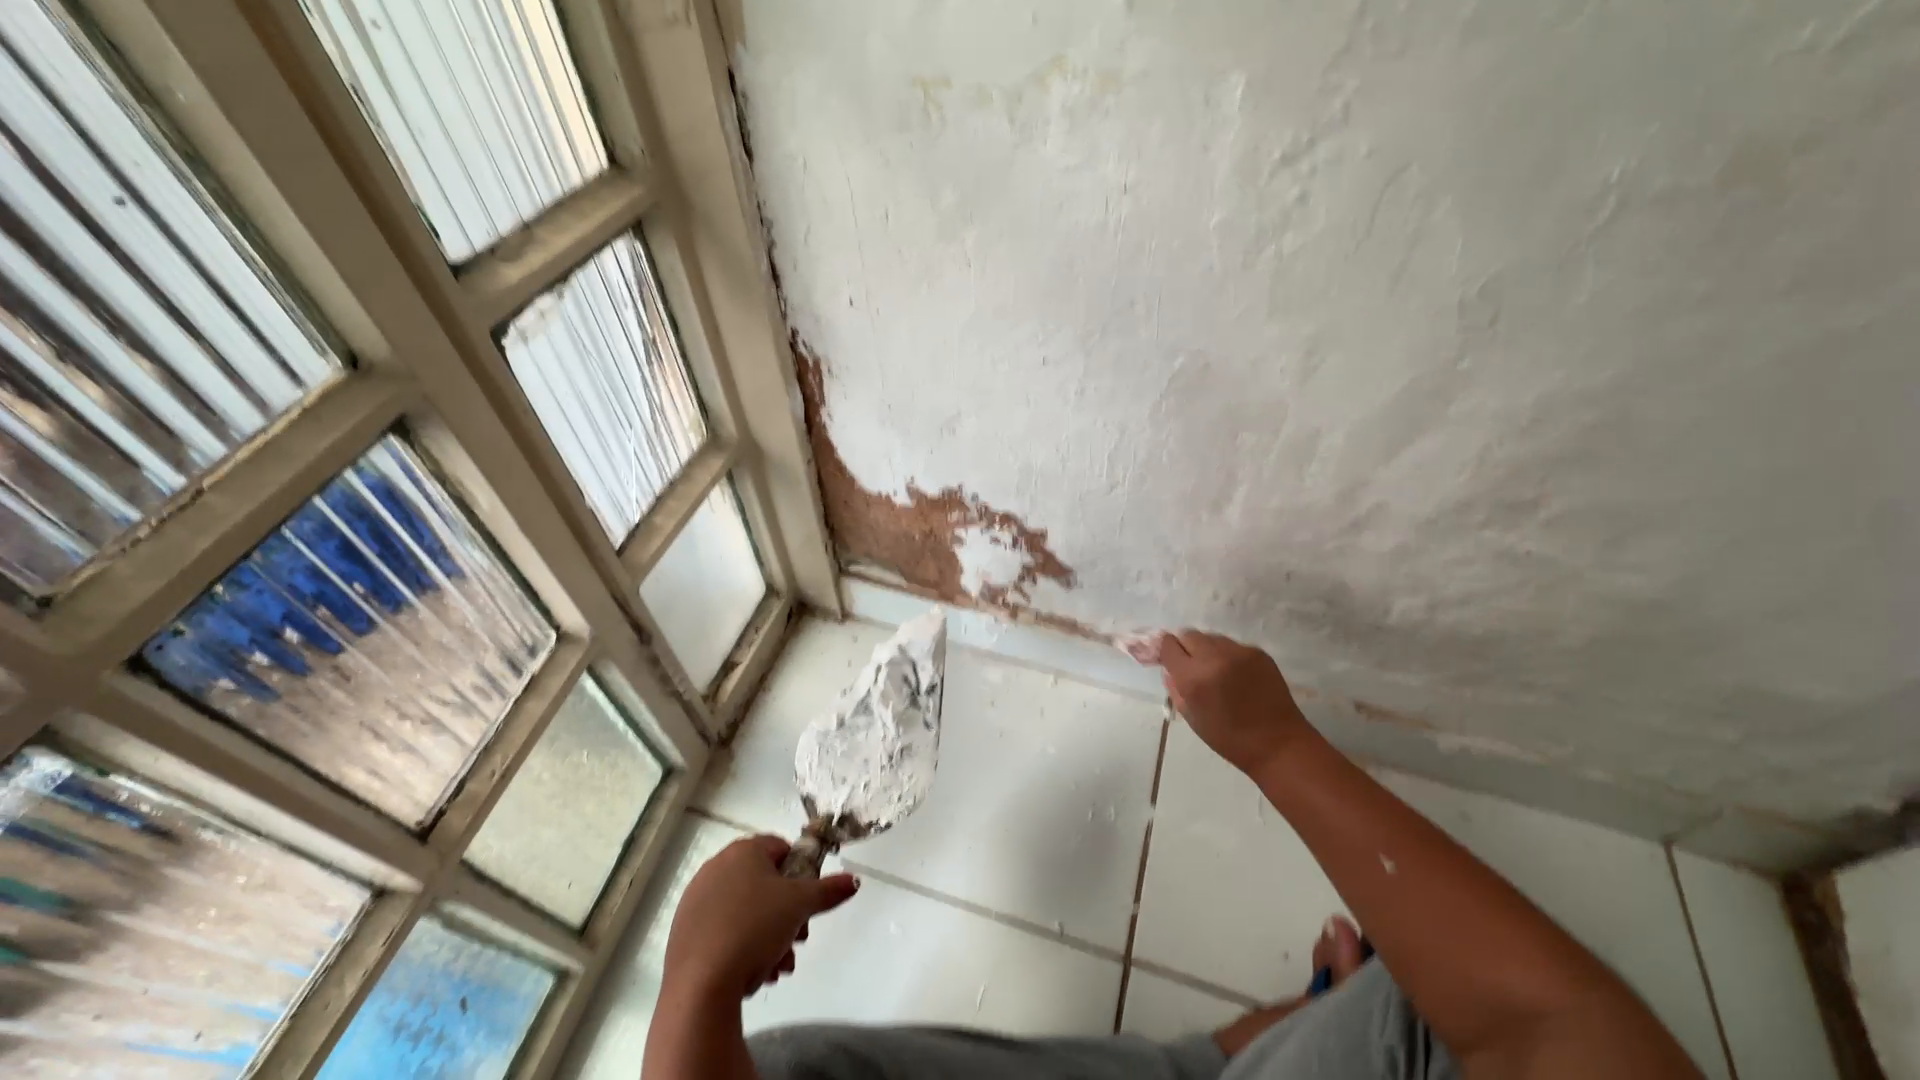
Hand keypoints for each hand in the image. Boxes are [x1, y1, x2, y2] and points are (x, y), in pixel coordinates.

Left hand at [661, 835, 859, 999]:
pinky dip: (743, 946)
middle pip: (765, 884)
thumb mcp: (801, 905)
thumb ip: (829, 890)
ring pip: (747, 912)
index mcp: (743, 851)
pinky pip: (725, 929)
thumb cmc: (755, 927)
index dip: (801, 872)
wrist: (701, 981)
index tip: (808, 900)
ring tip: (779, 966)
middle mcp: (716, 867)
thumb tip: (854, 880)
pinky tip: (755, 972)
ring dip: (770, 936)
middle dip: (788, 913)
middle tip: (799, 938)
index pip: (781, 848)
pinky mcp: (685, 930)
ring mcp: (697, 899)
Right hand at [1149, 630, 1315, 775]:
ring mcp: (1239, 652)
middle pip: (1189, 635)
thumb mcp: (1191, 717)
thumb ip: (1175, 688)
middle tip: (1192, 667)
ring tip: (1217, 672)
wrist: (1277, 743)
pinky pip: (1233, 646)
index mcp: (1193, 677)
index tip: (1168, 660)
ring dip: (1207, 650)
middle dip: (1186, 647)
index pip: (1168, 645)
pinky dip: (1229, 656)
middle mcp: (1214, 657)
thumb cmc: (1228, 738)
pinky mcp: (1258, 652)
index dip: (1165, 651)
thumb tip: (1170, 670)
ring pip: (1212, 638)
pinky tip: (1237, 676)